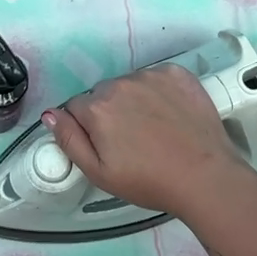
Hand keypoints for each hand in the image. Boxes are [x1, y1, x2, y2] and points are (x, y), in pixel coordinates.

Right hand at [43, 61, 249, 218]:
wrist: (206, 177)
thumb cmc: (149, 181)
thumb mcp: (100, 174)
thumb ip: (69, 140)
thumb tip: (50, 114)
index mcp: (96, 108)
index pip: (76, 108)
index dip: (89, 129)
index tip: (107, 146)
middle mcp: (120, 84)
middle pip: (103, 94)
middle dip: (110, 113)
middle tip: (132, 142)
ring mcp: (150, 75)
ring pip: (129, 85)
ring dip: (134, 101)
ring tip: (155, 130)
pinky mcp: (177, 74)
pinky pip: (156, 78)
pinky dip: (159, 92)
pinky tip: (171, 115)